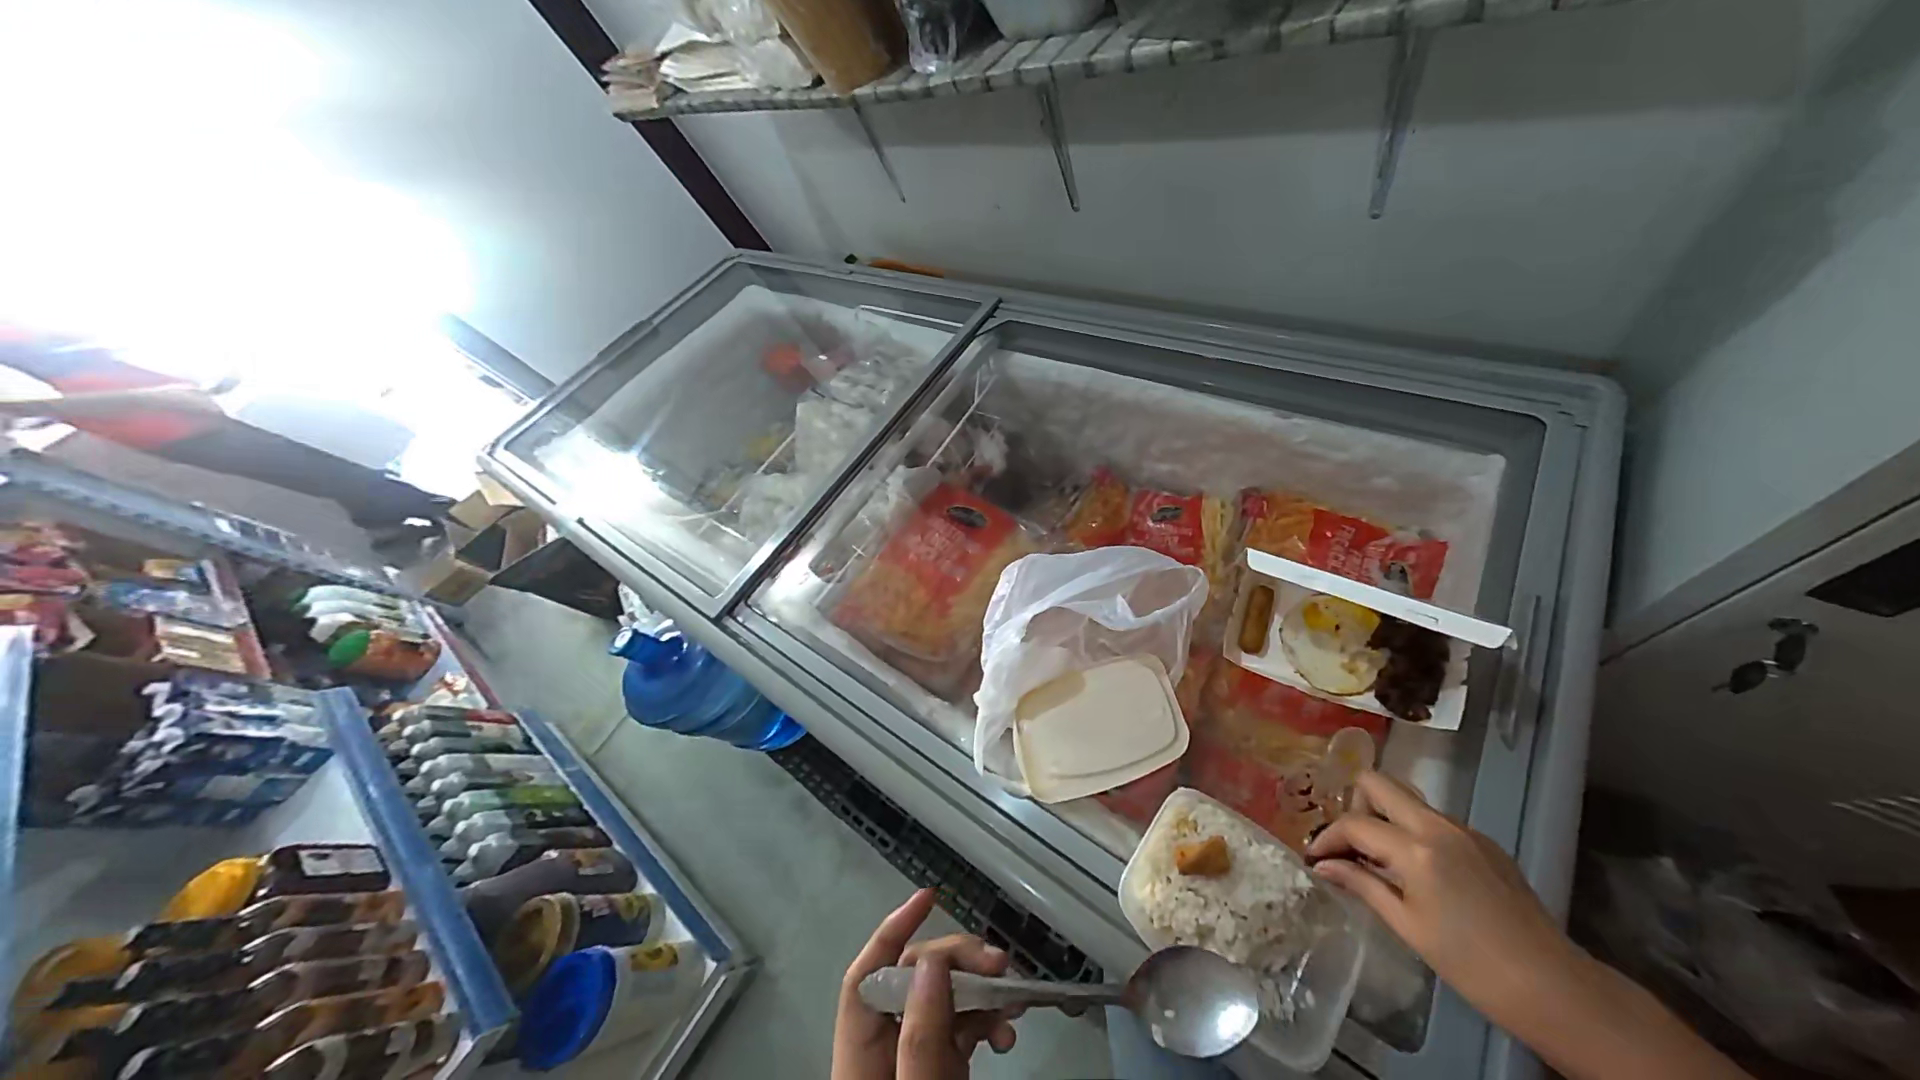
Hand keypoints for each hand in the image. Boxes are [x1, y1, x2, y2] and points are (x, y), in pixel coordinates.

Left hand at [833, 889, 1020, 1079]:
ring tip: (1015, 996)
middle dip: (959, 961)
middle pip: (915, 978)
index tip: (929, 896)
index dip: (893, 929)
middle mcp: (887, 1047)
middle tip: (1000, 963)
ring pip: (944, 1000)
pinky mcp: (942, 1071)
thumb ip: (922, 1035)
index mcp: (861, 1052)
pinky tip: (1008, 1030)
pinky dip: (988, 1020)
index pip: (867, 975)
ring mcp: (915, 1059)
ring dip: (983, 989)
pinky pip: (962, 1029)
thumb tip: (933, 961)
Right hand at [1305, 771, 1580, 1024]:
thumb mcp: (1407, 925)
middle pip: (1379, 783)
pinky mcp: (1485, 843)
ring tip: (1375, 856)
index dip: (1328, 838)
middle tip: (1348, 843)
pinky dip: (1411, 832)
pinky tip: (1414, 869)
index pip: (1354, 824)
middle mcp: (1439, 826)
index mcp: (1417, 849)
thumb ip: (1362, 884)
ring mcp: (1466, 831)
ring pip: (1407, 799)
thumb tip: (1323, 865)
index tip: (1315, 858)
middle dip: (1353, 805)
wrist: (1555, 988)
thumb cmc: (1471, 964)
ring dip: (1383, 816)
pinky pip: (1433, 820)